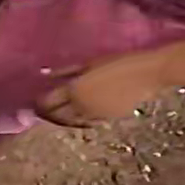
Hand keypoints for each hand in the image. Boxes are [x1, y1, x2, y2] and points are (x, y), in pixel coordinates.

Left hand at [33, 50, 170, 127]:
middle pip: (55, 117)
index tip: (33, 102)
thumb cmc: (120, 61)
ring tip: (58, 114)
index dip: (37, 104)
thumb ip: (65, 71)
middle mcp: (79, 106)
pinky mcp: (108, 119)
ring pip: (70, 123)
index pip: (46, 103)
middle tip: (42, 111)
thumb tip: (44, 74)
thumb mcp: (89, 63)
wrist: (151, 72)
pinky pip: (87, 123)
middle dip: (46, 114)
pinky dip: (79, 121)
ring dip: (61, 120)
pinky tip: (78, 116)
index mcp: (73, 90)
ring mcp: (94, 115)